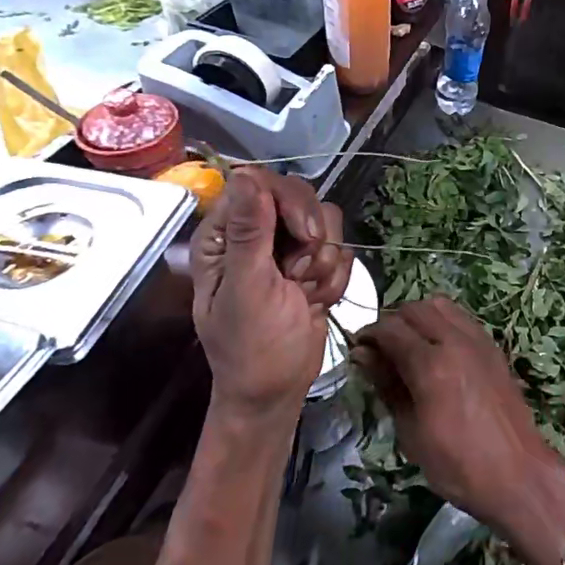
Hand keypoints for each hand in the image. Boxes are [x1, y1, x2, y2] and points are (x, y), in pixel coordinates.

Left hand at [190, 167, 351, 416]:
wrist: (276, 391)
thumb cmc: (250, 346)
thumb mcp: (247, 289)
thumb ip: (250, 231)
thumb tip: (245, 173)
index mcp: (225, 235)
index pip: (259, 183)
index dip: (287, 202)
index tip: (304, 234)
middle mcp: (255, 234)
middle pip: (298, 196)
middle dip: (312, 236)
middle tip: (302, 272)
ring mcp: (286, 249)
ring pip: (325, 220)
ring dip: (325, 260)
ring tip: (307, 292)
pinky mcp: (313, 265)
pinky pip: (340, 247)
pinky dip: (335, 276)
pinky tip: (317, 301)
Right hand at [352, 298, 564, 564]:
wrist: (516, 471)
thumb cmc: (456, 463)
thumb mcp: (411, 431)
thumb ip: (388, 385)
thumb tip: (363, 354)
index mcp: (431, 364)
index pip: (390, 329)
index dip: (369, 334)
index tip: (358, 349)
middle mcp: (455, 341)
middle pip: (415, 308)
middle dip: (393, 322)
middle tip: (382, 349)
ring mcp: (478, 339)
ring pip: (441, 305)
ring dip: (419, 317)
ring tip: (409, 346)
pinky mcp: (493, 346)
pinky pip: (461, 317)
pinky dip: (443, 322)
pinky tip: (437, 349)